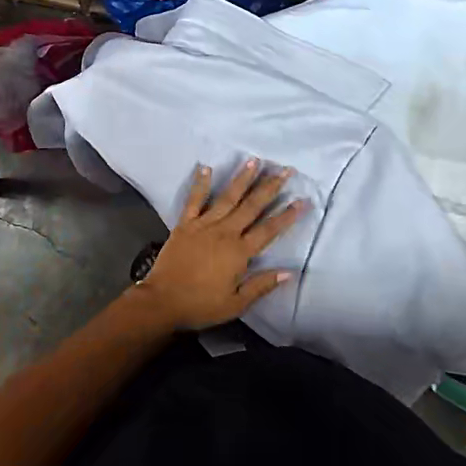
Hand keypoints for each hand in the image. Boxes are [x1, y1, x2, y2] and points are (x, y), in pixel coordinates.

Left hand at [137, 159, 306, 331]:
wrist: (162, 300)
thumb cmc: (201, 305)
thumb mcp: (236, 304)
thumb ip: (261, 285)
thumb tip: (289, 272)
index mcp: (239, 252)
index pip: (269, 230)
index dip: (287, 215)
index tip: (303, 200)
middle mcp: (224, 232)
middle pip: (251, 206)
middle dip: (270, 187)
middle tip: (285, 170)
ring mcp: (203, 225)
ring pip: (227, 197)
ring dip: (242, 178)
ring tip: (255, 160)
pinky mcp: (185, 224)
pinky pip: (194, 200)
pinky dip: (201, 183)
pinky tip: (206, 168)